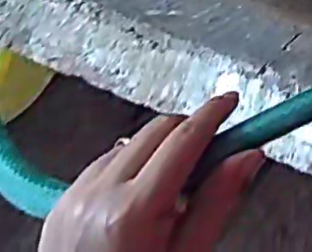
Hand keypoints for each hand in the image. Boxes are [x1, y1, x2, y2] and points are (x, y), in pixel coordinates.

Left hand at [40, 95, 263, 251]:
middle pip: (160, 129)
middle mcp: (99, 197)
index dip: (212, 113)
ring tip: (171, 185)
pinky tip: (140, 194)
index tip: (231, 100)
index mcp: (133, 212)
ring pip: (134, 140)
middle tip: (209, 156)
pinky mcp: (61, 205)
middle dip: (188, 132)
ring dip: (159, 148)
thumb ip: (218, 202)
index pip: (184, 138)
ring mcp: (75, 199)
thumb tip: (250, 155)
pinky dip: (131, 164)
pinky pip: (107, 160)